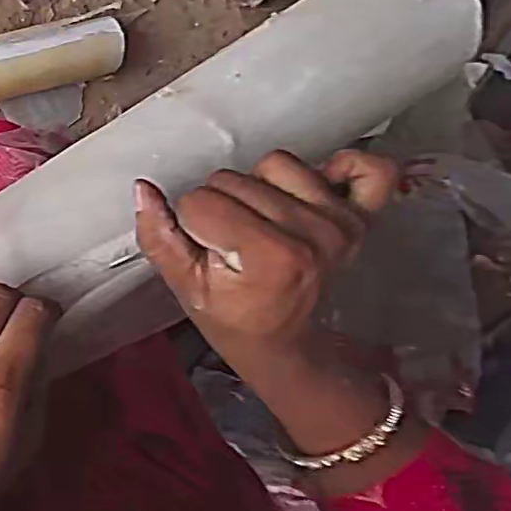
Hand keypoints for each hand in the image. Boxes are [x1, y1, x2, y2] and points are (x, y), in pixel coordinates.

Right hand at [134, 149, 396, 378]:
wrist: (287, 346)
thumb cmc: (234, 320)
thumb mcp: (185, 288)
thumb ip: (159, 237)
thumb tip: (143, 189)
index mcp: (268, 256)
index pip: (199, 202)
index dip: (189, 224)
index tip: (205, 254)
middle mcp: (311, 233)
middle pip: (233, 179)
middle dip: (218, 206)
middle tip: (229, 244)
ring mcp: (340, 223)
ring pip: (275, 164)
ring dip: (258, 187)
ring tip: (258, 222)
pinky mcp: (362, 217)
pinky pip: (368, 168)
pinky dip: (340, 167)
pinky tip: (313, 191)